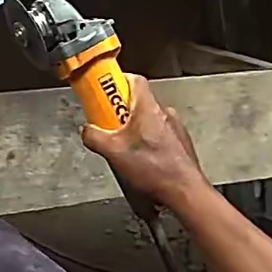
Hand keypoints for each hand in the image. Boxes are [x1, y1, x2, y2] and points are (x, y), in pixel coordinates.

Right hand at [81, 75, 209, 206]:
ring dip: (133, 128)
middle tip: (108, 126)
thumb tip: (86, 131)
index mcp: (148, 108)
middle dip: (119, 111)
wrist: (185, 192)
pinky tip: (140, 159)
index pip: (134, 79)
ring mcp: (174, 127)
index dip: (117, 81)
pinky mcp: (179, 142)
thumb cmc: (156, 170)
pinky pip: (158, 133)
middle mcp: (164, 113)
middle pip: (137, 101)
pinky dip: (146, 140)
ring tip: (124, 147)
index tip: (104, 91)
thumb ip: (93, 136)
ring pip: (148, 118)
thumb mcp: (112, 152)